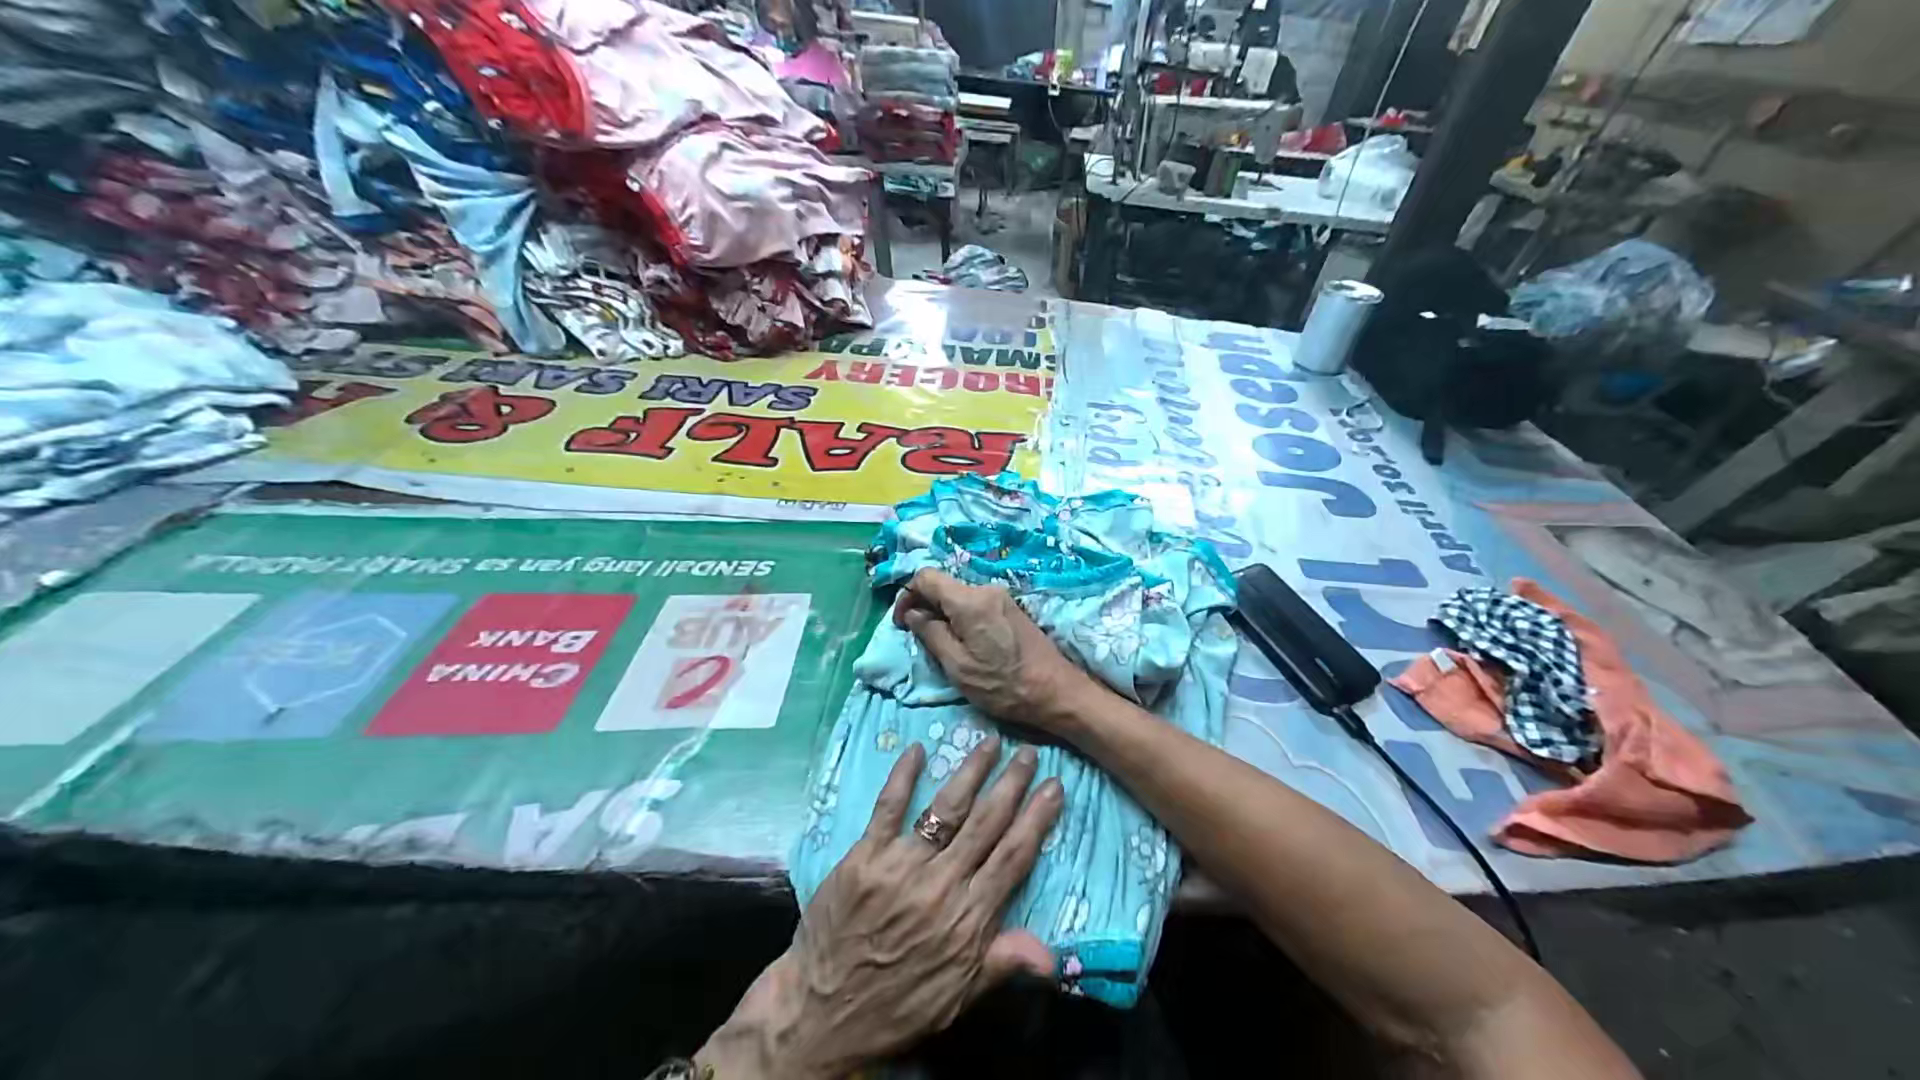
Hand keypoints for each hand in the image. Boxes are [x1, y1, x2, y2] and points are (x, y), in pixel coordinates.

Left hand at [697, 737, 1062, 1078]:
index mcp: (969, 918)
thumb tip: (1052, 954)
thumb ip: (1004, 963)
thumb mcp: (959, 997)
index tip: (1054, 787)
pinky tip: (917, 750)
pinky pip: (888, 808)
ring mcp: (902, 866)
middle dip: (1011, 784)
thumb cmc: (899, 1002)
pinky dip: (903, 777)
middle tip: (1029, 751)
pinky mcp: (865, 856)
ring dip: (970, 772)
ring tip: (989, 743)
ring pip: (945, 809)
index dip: (1037, 819)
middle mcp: (941, 884)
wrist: (825, 1011)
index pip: (1013, 856)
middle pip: (985, 823)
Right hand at [892, 568, 1096, 731]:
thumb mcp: (958, 666)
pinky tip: (964, 642)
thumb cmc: (1003, 685)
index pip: (926, 577)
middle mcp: (986, 590)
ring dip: (943, 614)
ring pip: (958, 596)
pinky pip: (975, 604)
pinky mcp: (1010, 609)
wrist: (1056, 691)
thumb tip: (913, 614)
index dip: (907, 595)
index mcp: (970, 600)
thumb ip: (931, 634)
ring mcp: (1001, 597)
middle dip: (924, 606)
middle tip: (919, 638)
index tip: (902, 623)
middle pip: (943, 585)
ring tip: (942, 645)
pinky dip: (960, 617)